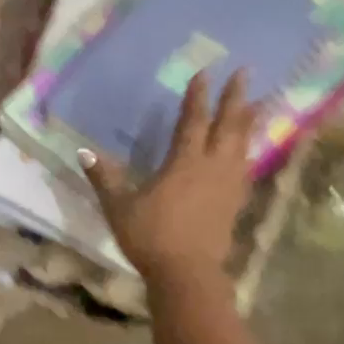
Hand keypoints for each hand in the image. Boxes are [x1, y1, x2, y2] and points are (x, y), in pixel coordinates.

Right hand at [80, 70, 258, 284]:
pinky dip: (249, 151)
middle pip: (228, 124)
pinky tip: (248, 151)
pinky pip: (246, 166)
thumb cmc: (149, 237)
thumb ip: (104, 178)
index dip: (197, 96)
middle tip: (244, 72)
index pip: (193, 120)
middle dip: (234, 97)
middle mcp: (212, 165)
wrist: (186, 271)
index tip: (205, 72)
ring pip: (242, 142)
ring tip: (258, 102)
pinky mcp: (235, 201)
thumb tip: (84, 152)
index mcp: (184, 162)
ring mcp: (228, 182)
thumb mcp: (119, 208)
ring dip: (249, 120)